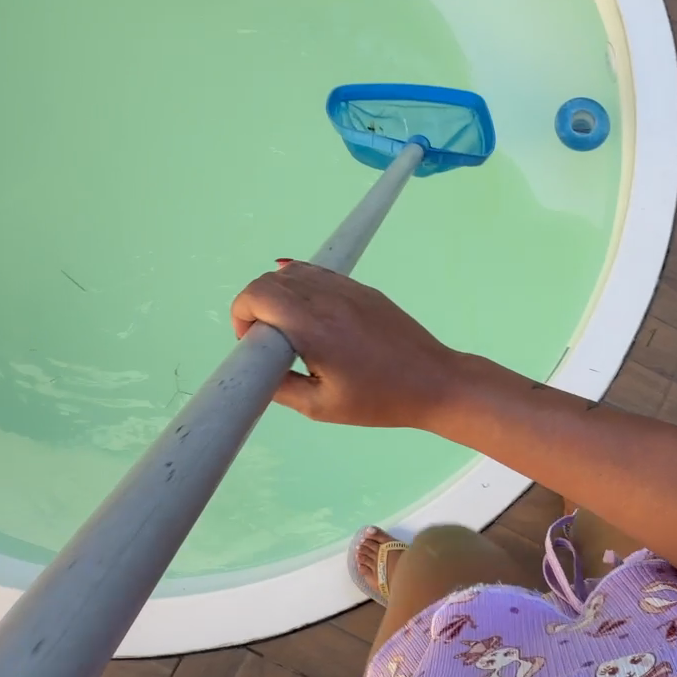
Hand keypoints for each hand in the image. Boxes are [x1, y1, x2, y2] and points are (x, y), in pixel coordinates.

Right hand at [230, 262, 467, 428]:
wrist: (435, 382)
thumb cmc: (380, 400)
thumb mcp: (320, 407)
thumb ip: (280, 387)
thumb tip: (256, 372)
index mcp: (315, 327)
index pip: (258, 294)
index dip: (242, 314)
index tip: (252, 343)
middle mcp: (330, 300)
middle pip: (272, 279)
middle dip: (256, 304)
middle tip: (267, 339)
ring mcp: (351, 291)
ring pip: (297, 270)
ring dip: (280, 292)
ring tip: (288, 326)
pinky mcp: (366, 291)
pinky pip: (323, 274)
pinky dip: (304, 285)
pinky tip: (305, 308)